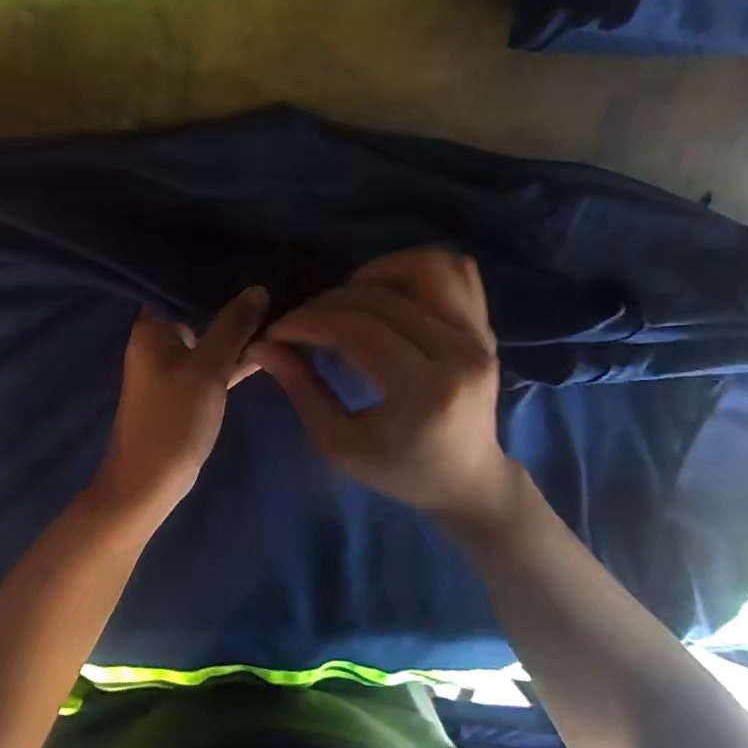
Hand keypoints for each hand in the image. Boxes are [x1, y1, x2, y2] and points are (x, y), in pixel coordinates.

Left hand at [93, 286, 268, 513]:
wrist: (149, 480)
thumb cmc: (173, 418)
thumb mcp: (208, 368)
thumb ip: (232, 326)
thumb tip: (258, 289)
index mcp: (152, 327)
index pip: (185, 286)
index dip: (218, 277)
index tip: (254, 264)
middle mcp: (157, 340)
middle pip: (200, 311)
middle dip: (235, 305)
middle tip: (276, 290)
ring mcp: (172, 366)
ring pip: (210, 339)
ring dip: (238, 334)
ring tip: (280, 315)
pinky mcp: (185, 389)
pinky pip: (212, 363)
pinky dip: (234, 359)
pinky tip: (268, 351)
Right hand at [251, 248, 525, 529]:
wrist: (466, 480)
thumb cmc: (399, 471)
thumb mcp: (339, 443)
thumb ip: (302, 389)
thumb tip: (262, 344)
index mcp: (426, 391)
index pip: (361, 331)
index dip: (311, 322)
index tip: (278, 330)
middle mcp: (460, 354)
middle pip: (385, 300)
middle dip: (330, 304)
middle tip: (302, 322)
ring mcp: (480, 337)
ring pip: (430, 267)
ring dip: (379, 271)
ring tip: (349, 299)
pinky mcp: (486, 327)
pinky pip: (458, 273)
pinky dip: (416, 270)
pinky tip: (387, 292)